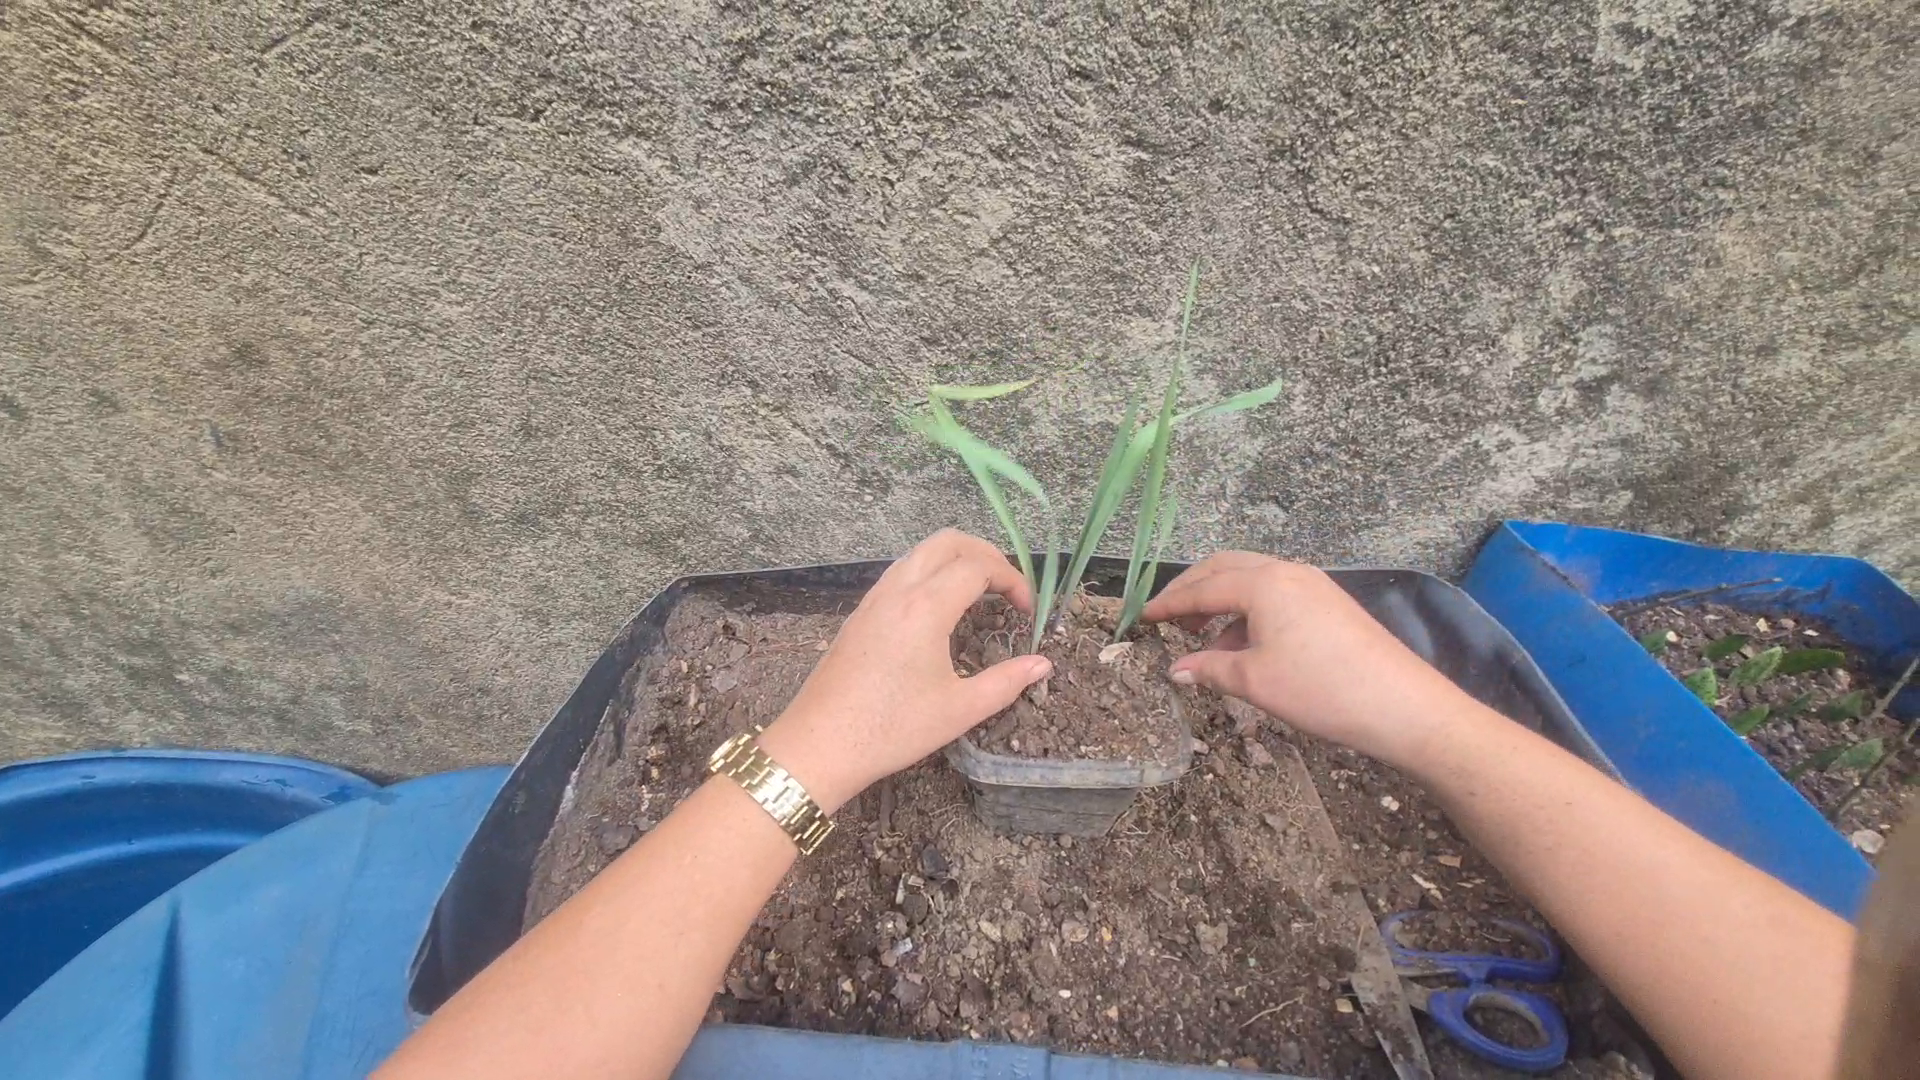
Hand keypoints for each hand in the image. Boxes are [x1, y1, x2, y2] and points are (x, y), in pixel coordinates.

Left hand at [756, 530, 1053, 813]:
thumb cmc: (891, 730)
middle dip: (986, 554)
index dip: (1012, 580)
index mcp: (925, 607)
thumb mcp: (958, 710)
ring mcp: (874, 598)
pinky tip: (940, 608)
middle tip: (1007, 588)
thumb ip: (1007, 682)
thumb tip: (1042, 664)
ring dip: (955, 559)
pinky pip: (901, 571)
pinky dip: (930, 572)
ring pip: (920, 552)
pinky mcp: (860, 612)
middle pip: (948, 541)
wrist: (818, 746)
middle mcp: (898, 590)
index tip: (1026, 611)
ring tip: (979, 593)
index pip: (978, 567)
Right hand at [1141, 553, 1470, 765]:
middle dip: (1191, 590)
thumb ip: (1208, 670)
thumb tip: (1175, 671)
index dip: (1167, 603)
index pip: (1202, 588)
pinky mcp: (1328, 603)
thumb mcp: (1254, 681)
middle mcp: (1286, 572)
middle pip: (1224, 568)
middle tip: (1167, 616)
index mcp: (1263, 583)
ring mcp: (1312, 585)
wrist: (1406, 708)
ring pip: (1250, 580)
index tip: (1141, 616)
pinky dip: (1247, 613)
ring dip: (1220, 602)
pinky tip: (1240, 646)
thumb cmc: (1321, 689)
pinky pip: (1274, 596)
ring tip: (1200, 637)